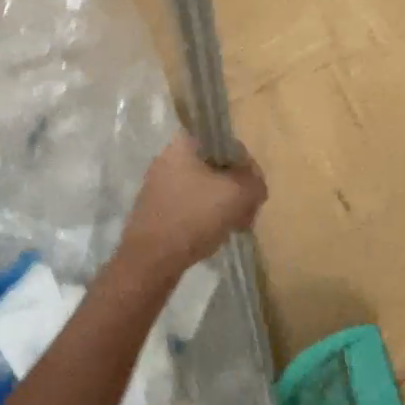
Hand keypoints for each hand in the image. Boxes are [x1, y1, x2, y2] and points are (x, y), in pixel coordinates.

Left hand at [120, 135, 266, 279]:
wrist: (149, 262)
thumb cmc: (194, 217)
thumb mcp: (239, 194)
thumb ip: (255, 182)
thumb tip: (255, 185)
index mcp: (183, 144)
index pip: (226, 142)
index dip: (245, 164)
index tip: (253, 188)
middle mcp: (167, 159)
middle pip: (216, 167)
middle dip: (236, 188)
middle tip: (247, 211)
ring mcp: (158, 186)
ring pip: (204, 189)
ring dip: (223, 205)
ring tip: (234, 227)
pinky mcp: (155, 211)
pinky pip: (189, 206)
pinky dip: (205, 218)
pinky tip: (214, 236)